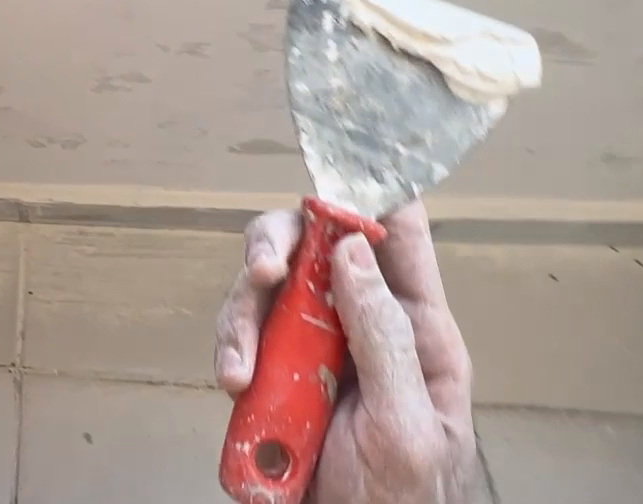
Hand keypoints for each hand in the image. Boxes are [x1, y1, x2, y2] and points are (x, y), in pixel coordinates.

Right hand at [214, 202, 482, 503]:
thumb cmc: (401, 502)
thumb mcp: (406, 427)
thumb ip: (384, 338)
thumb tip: (352, 246)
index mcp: (413, 324)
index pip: (398, 236)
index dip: (369, 192)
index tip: (334, 173)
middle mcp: (358, 314)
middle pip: (311, 240)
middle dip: (277, 243)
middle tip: (263, 269)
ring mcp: (311, 334)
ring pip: (265, 279)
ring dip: (243, 312)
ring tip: (239, 370)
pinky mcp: (271, 358)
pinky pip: (240, 327)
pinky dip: (229, 346)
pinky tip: (233, 381)